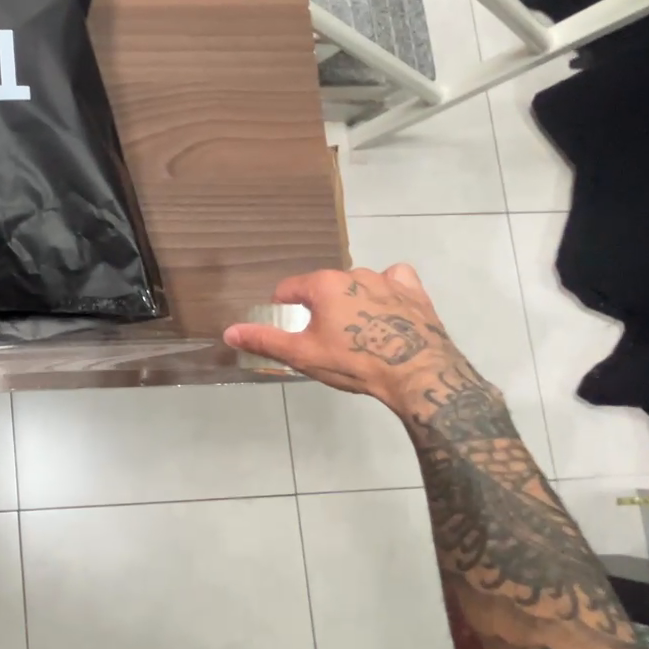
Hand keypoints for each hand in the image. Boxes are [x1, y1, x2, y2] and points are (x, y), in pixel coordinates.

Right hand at [223, 264, 470, 411]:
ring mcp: (388, 281)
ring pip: (357, 283)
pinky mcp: (416, 293)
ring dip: (351, 299)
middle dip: (318, 306)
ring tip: (355, 329)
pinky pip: (396, 279)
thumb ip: (264, 339)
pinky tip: (386, 306)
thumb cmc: (354, 362)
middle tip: (323, 337)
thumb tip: (228, 332)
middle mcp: (354, 274)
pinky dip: (388, 288)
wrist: (419, 375)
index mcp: (323, 285)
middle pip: (323, 286)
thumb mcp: (302, 354)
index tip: (289, 330)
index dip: (282, 309)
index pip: (288, 288)